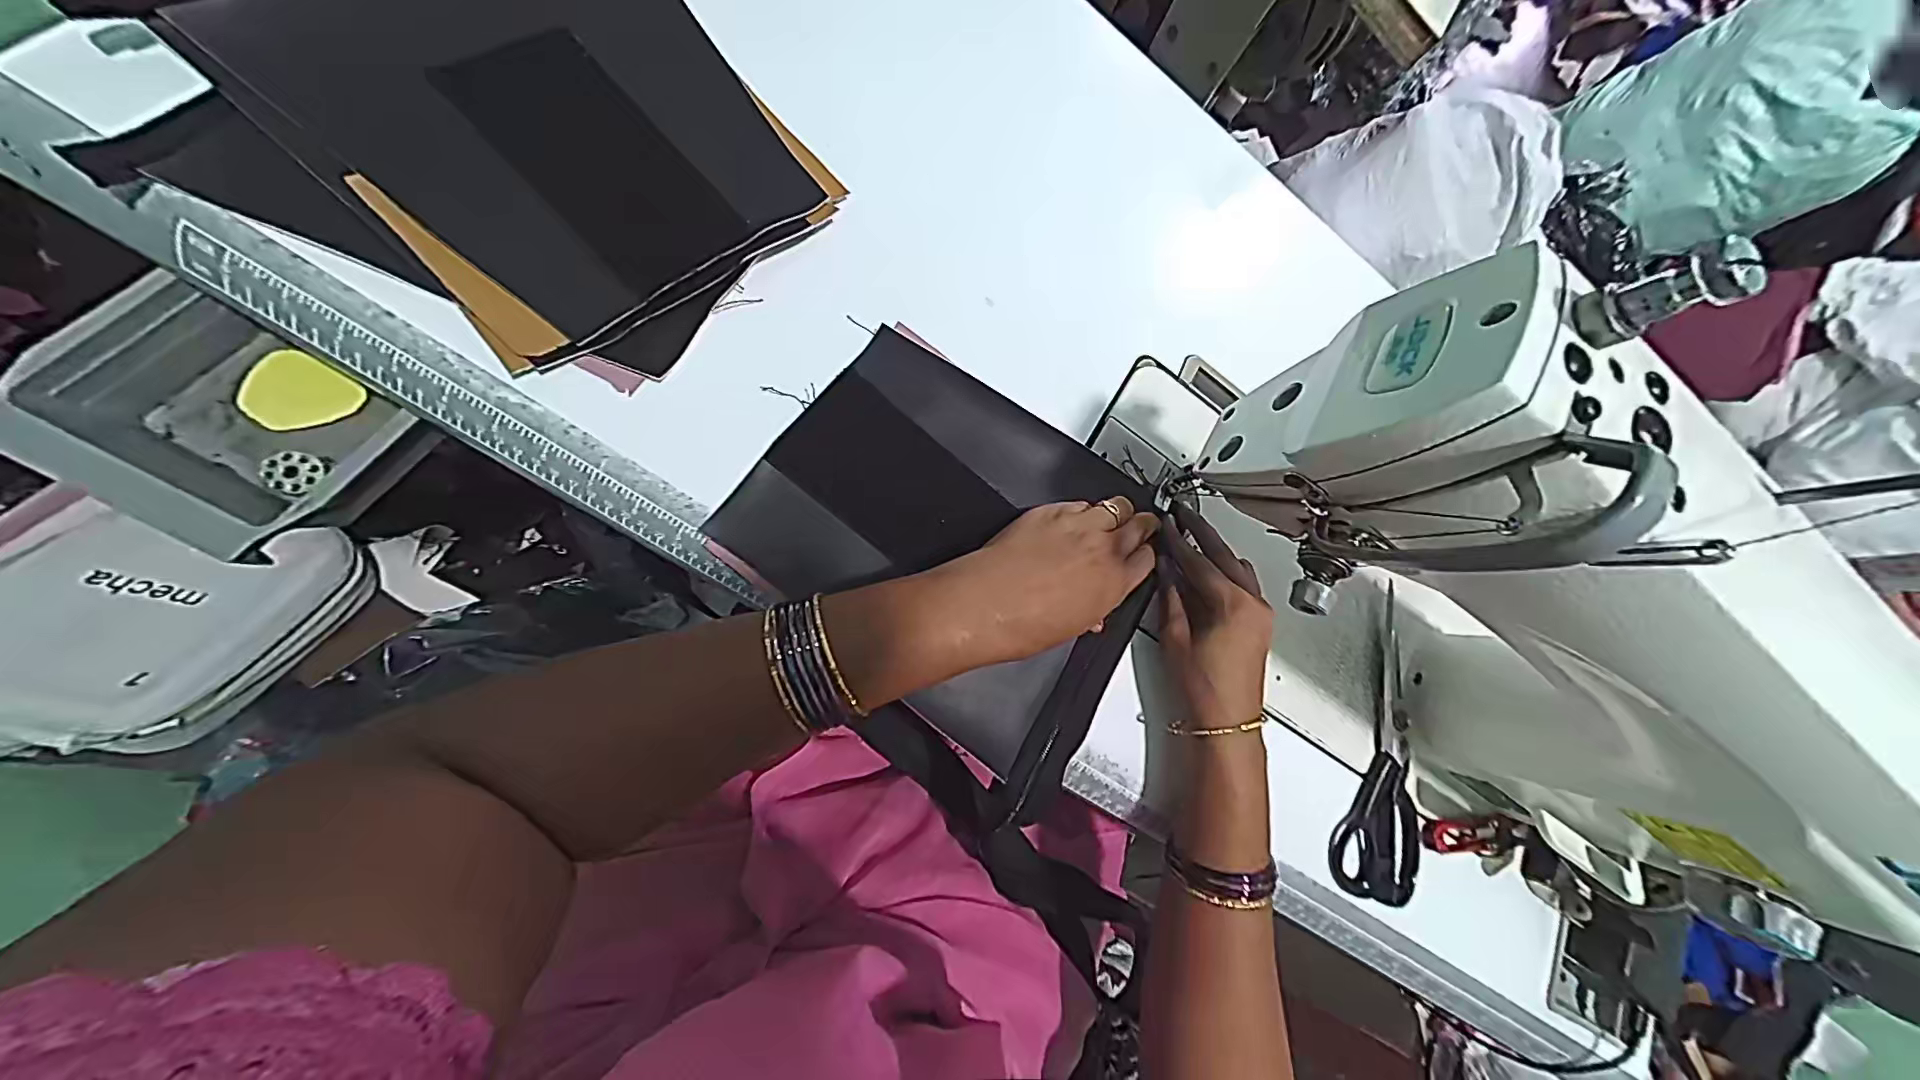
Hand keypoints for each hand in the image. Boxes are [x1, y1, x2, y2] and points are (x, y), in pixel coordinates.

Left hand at [924, 498, 1158, 667]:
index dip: (1145, 553)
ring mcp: (1077, 525)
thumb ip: (1093, 609)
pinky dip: (1079, 509)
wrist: (985, 604)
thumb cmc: (1023, 624)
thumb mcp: (1073, 627)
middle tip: (1138, 526)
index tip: (1141, 552)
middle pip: (1138, 524)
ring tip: (1111, 515)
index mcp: (1115, 582)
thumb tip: (1094, 609)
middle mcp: (1102, 548)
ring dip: (1115, 511)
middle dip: (1141, 525)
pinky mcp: (1049, 512)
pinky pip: (1076, 503)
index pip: (1147, 558)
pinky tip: (1071, 518)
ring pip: (1113, 505)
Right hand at [1159, 503, 1271, 728]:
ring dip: (1214, 552)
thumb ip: (1171, 599)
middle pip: (1223, 557)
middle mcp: (1252, 605)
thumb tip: (1166, 572)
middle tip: (1184, 514)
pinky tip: (1210, 571)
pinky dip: (1225, 572)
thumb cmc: (1204, 689)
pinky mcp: (1258, 624)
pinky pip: (1243, 585)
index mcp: (1232, 605)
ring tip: (1193, 536)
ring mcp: (1259, 614)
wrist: (1226, 722)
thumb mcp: (1175, 639)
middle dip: (1201, 533)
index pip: (1200, 562)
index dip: (1179, 542)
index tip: (1167, 525)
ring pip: (1235, 569)